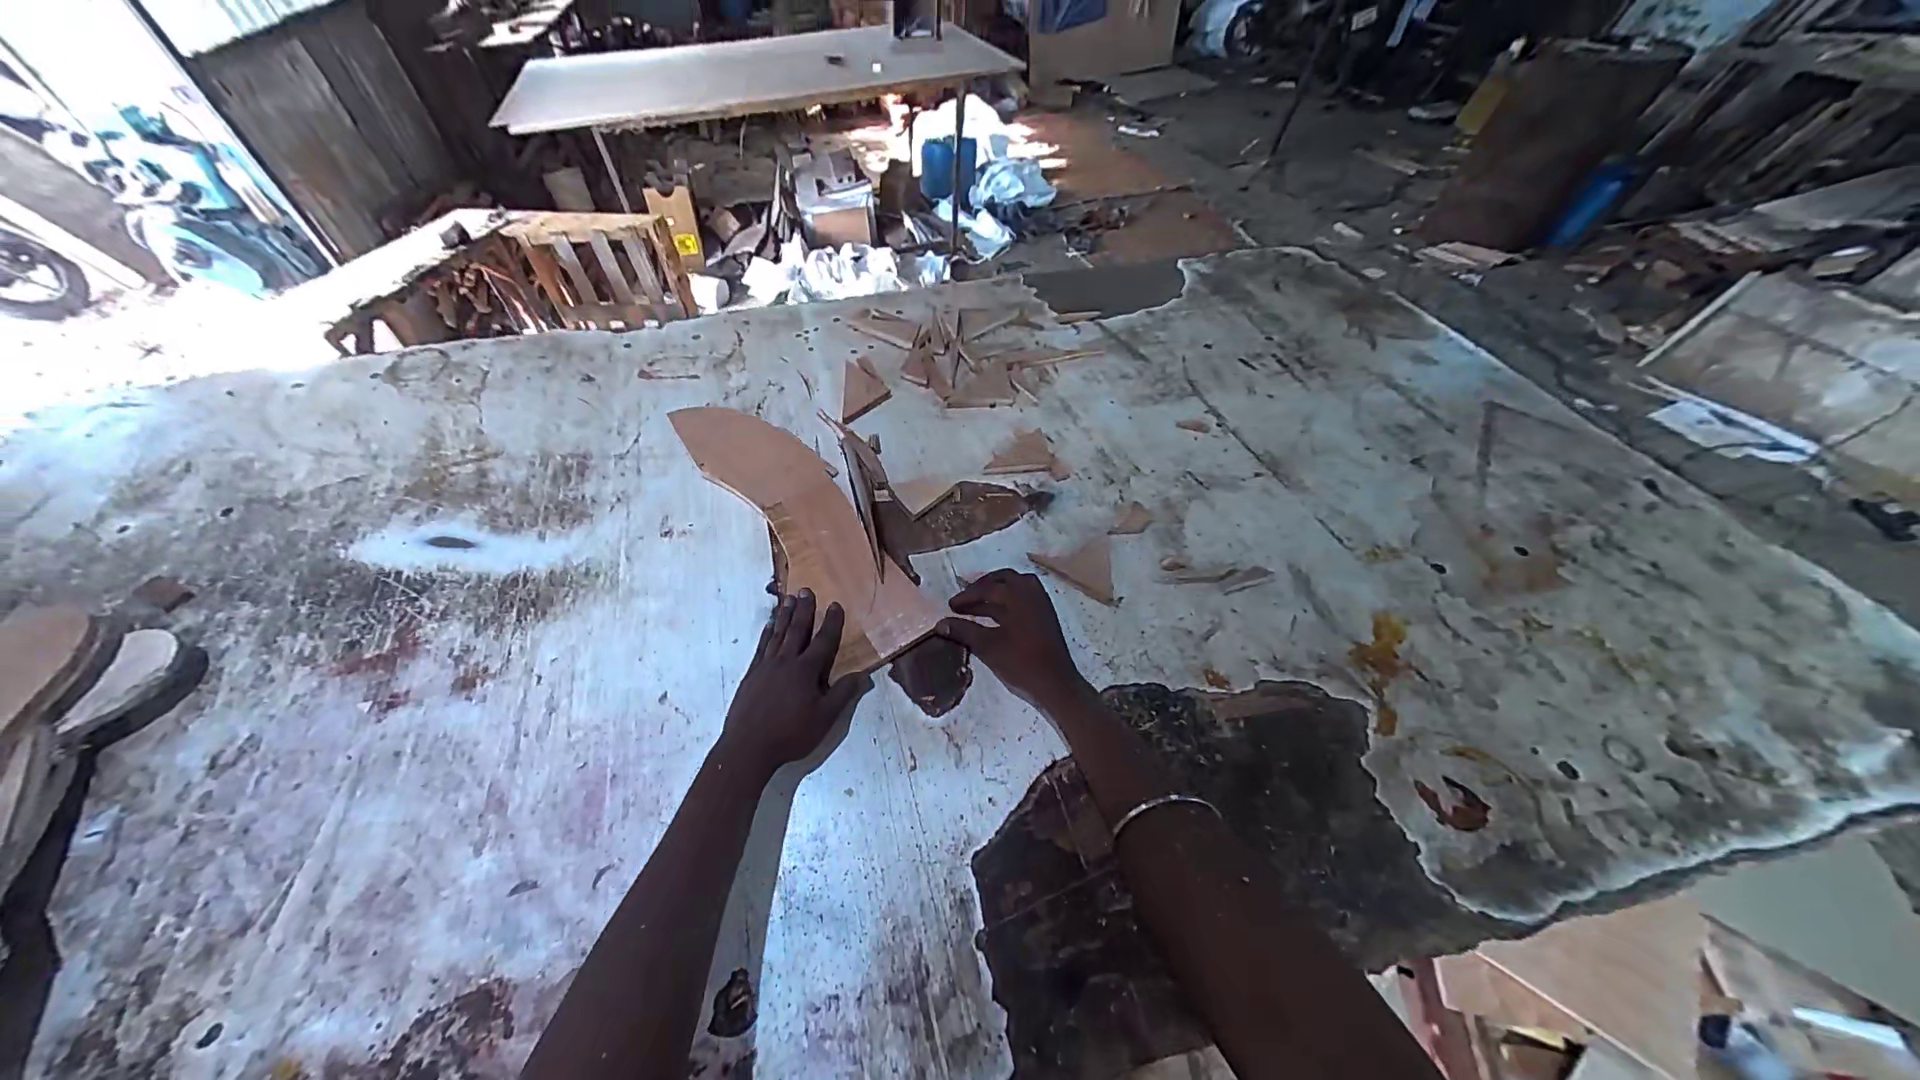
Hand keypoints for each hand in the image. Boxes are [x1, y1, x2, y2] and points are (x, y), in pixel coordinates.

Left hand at [717, 590, 871, 781]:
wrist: (747, 748)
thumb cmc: (790, 735)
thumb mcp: (825, 718)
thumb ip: (843, 694)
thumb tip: (863, 675)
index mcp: (806, 671)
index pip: (823, 641)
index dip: (831, 623)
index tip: (835, 605)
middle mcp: (785, 662)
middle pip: (797, 630)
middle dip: (804, 609)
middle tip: (806, 590)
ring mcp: (765, 667)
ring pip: (777, 634)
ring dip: (784, 615)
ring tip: (788, 599)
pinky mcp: (751, 675)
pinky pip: (761, 647)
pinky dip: (767, 633)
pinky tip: (769, 625)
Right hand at [936, 569, 1091, 711]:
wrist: (1056, 684)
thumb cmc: (1021, 662)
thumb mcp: (987, 646)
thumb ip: (963, 631)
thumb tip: (940, 624)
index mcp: (1018, 594)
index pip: (987, 588)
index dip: (967, 596)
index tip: (951, 606)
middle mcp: (1032, 592)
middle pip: (1003, 580)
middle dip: (982, 588)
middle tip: (964, 601)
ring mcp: (1041, 603)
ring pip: (1014, 589)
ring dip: (994, 595)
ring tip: (975, 609)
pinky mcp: (1045, 616)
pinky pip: (1023, 599)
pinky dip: (1006, 603)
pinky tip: (994, 618)